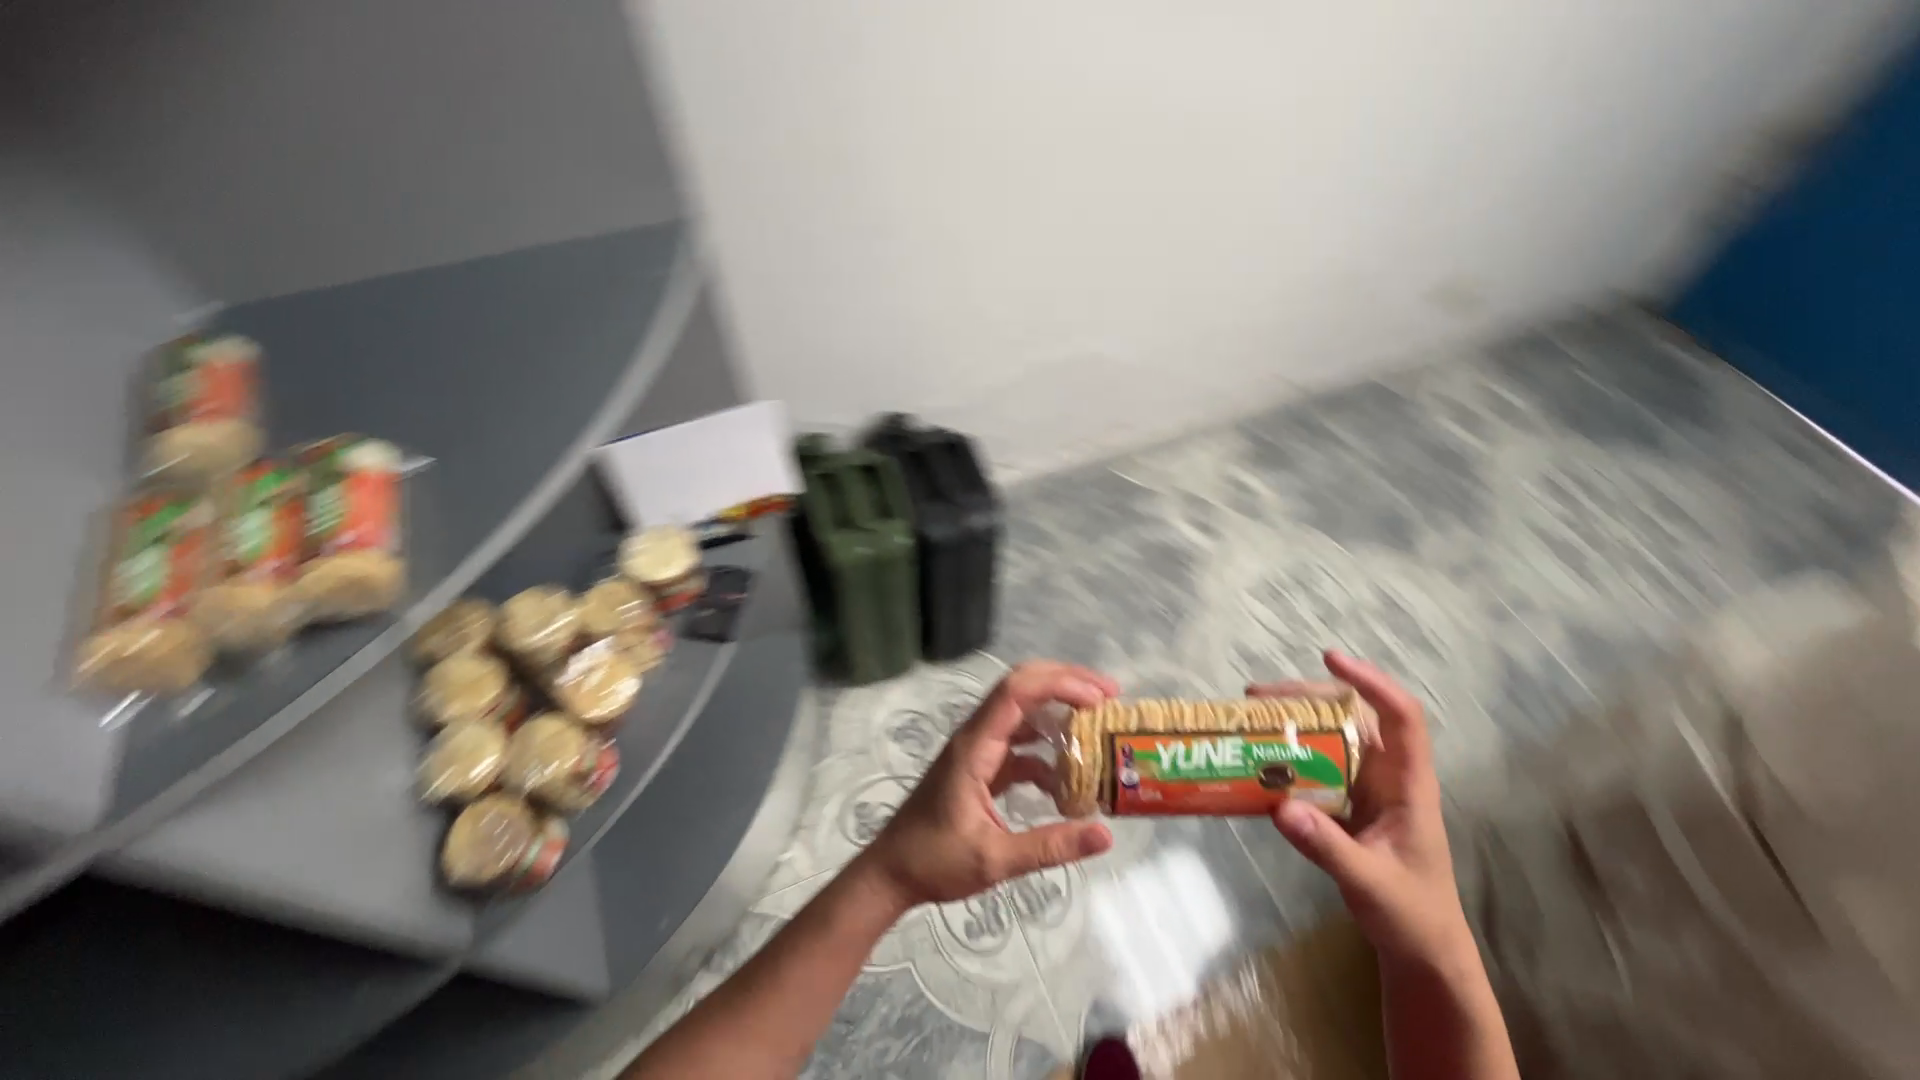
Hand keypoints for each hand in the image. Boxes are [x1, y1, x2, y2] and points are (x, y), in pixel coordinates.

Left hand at [861, 661, 1118, 908]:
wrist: (891, 873)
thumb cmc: (934, 862)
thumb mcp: (995, 860)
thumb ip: (1050, 847)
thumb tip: (1105, 835)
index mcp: (974, 748)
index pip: (1016, 693)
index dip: (1059, 684)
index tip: (1100, 698)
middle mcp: (976, 738)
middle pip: (1021, 688)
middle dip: (1065, 683)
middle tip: (1110, 697)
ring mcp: (977, 751)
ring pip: (1022, 713)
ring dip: (1059, 712)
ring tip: (1100, 725)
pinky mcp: (980, 768)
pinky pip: (1019, 744)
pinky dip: (1047, 751)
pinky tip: (1070, 778)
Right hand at [1251, 650, 1472, 970]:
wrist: (1420, 948)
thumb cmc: (1412, 913)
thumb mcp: (1370, 882)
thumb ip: (1327, 847)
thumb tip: (1279, 807)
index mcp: (1409, 784)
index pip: (1402, 717)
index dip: (1372, 683)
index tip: (1331, 659)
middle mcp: (1387, 776)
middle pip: (1353, 717)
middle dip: (1308, 697)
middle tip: (1256, 695)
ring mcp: (1365, 789)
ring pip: (1330, 738)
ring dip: (1292, 722)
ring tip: (1248, 715)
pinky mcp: (1344, 805)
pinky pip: (1313, 767)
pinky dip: (1284, 756)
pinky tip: (1253, 757)